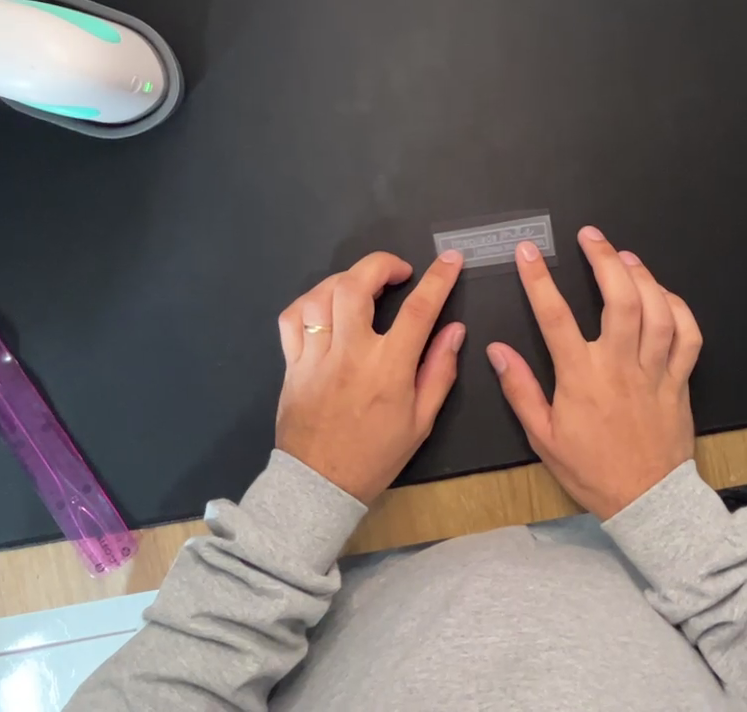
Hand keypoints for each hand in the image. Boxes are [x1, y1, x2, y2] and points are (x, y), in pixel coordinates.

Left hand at [275, 250, 465, 502]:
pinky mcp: (291, 363)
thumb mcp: (422, 421)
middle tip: (397, 271)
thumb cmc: (376, 455)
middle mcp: (350, 352)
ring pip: (322, 295)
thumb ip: (439, 370)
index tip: (450, 260)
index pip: (418, 309)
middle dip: (380, 264)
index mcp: (388, 368)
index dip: (437, 278)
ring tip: (362, 286)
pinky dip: (309, 301)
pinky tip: (325, 305)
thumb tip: (455, 330)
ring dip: (345, 280)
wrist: (319, 486)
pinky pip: (292, 318)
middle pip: (356, 285)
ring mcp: (316, 356)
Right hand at [486, 226, 701, 518]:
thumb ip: (520, 390)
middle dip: (604, 260)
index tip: (528, 252)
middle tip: (591, 237)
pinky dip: (679, 309)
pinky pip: (688, 337)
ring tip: (625, 256)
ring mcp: (655, 372)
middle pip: (619, 301)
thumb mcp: (543, 437)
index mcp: (581, 378)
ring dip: (642, 276)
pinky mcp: (680, 381)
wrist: (646, 503)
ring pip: (657, 312)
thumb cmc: (591, 470)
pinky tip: (662, 294)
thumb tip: (497, 351)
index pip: (554, 317)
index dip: (538, 280)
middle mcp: (620, 367)